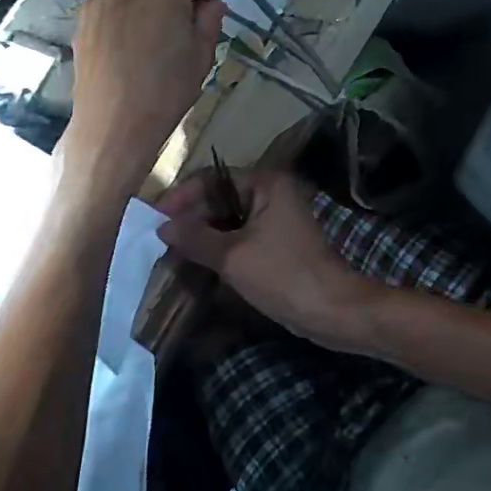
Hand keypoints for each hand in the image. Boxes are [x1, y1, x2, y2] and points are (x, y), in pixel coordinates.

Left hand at [64, 0, 225, 173]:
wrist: (113, 124)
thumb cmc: (165, 91)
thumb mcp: (200, 56)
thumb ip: (209, 21)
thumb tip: (211, 5)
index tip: (211, 10)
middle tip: (185, 10)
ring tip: (157, 22)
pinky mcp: (85, 16)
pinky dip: (128, 3)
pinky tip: (133, 34)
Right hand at [158, 168, 381, 349]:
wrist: (334, 311)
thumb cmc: (284, 276)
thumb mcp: (232, 257)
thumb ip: (195, 238)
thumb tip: (163, 227)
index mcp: (265, 183)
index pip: (212, 179)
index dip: (182, 197)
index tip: (156, 220)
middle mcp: (272, 192)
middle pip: (220, 198)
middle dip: (192, 219)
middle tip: (161, 241)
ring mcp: (277, 217)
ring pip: (229, 219)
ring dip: (204, 236)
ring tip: (173, 254)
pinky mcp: (279, 241)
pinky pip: (242, 236)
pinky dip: (221, 248)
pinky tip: (200, 265)